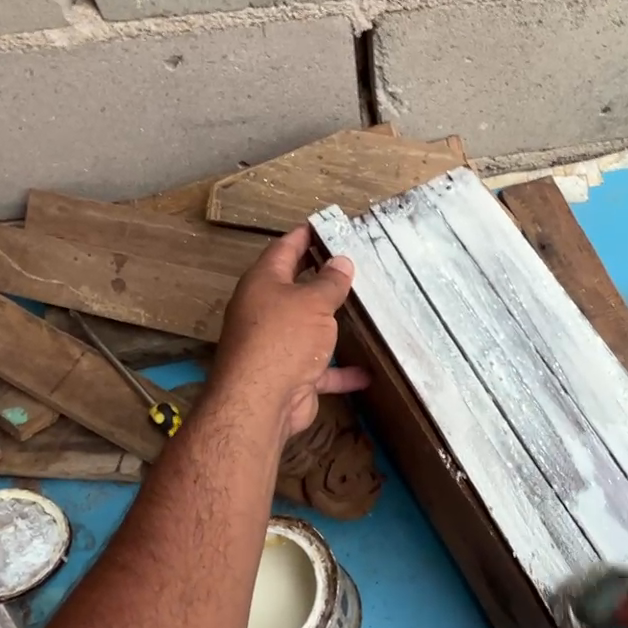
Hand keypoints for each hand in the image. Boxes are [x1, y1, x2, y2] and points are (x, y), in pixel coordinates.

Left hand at [211, 225, 369, 438]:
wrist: (261, 402)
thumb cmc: (283, 338)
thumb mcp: (312, 302)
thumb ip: (330, 282)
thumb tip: (341, 262)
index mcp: (263, 283)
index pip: (284, 249)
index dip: (303, 236)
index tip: (323, 225)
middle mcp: (265, 311)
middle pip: (295, 288)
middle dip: (320, 278)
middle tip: (349, 264)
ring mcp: (276, 345)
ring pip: (308, 328)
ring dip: (330, 324)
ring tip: (361, 310)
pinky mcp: (290, 375)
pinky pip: (320, 369)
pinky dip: (341, 371)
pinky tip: (366, 373)